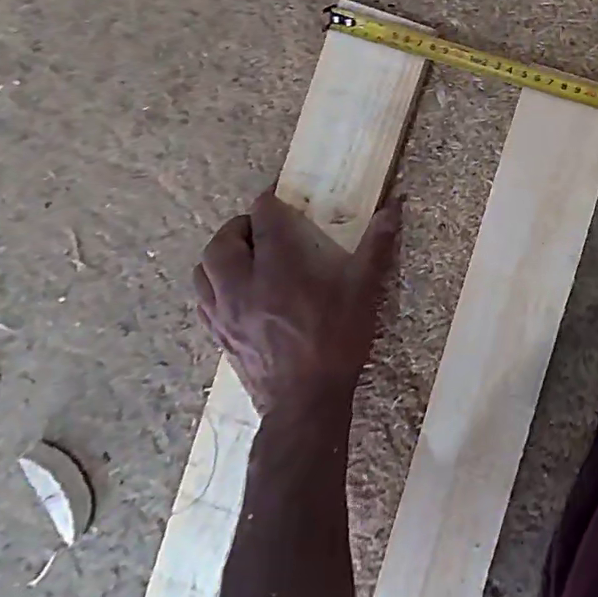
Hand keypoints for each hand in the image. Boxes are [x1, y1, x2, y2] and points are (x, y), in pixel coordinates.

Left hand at [193, 190, 401, 415]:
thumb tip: (394, 206)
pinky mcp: (218, 336)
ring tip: (244, 255)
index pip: (263, 220)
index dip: (268, 201)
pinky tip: (235, 290)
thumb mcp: (364, 290)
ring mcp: (224, 313)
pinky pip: (202, 299)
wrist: (305, 401)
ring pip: (203, 270)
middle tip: (262, 227)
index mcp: (278, 268)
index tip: (277, 194)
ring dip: (221, 255)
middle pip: (222, 242)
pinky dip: (214, 284)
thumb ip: (376, 245)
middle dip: (239, 227)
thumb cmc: (338, 341)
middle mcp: (242, 285)